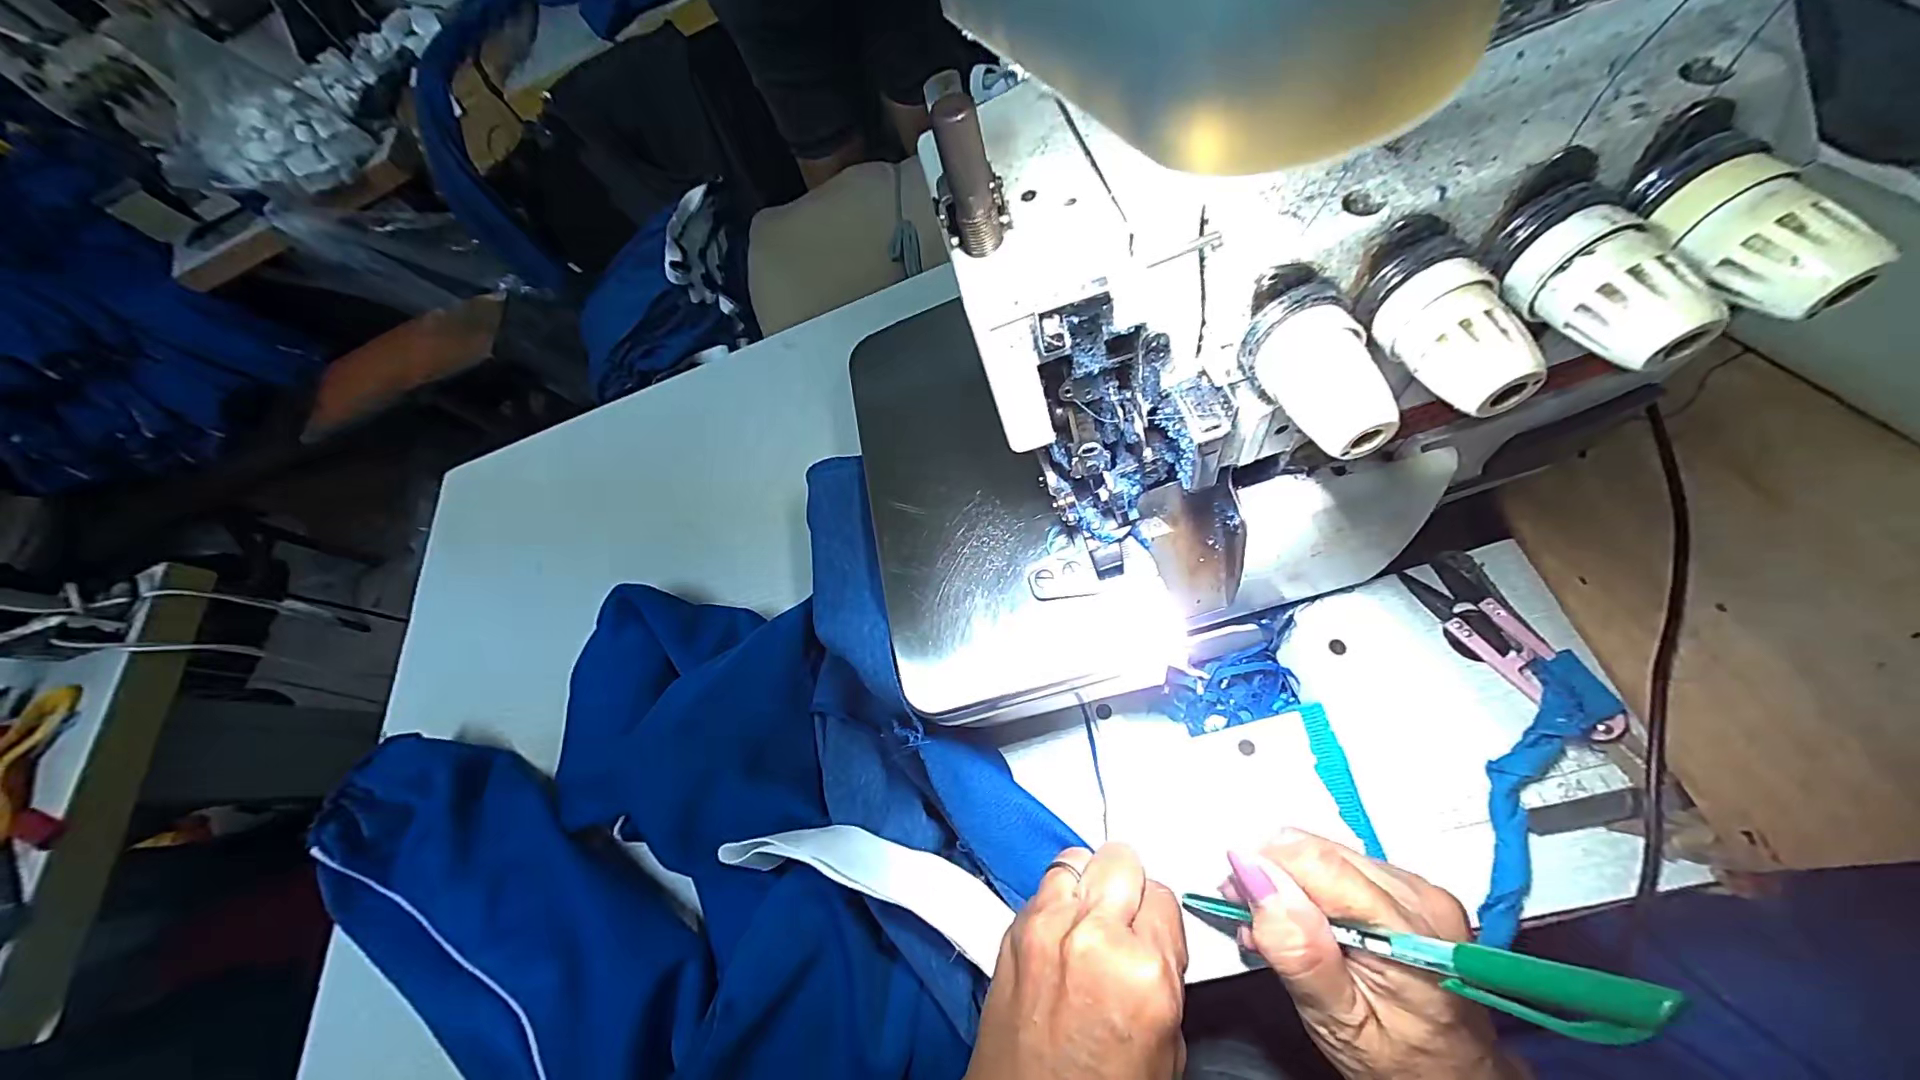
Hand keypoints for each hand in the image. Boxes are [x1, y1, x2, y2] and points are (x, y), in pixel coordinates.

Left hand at [965, 843, 1188, 1079]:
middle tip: (1125, 916)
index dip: (1160, 917)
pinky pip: (1044, 885)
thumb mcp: (1165, 1043)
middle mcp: (1093, 936)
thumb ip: (1162, 971)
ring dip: (1087, 882)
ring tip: (1090, 915)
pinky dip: (1056, 899)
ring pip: (1077, 858)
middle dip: (1128, 884)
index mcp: (1143, 971)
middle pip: (1120, 859)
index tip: (1154, 932)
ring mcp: (1046, 925)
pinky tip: (1061, 929)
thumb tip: (1153, 935)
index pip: (1163, 896)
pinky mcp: (1013, 927)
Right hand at [1226, 830, 1528, 1079]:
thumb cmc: (1402, 1066)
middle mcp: (1420, 897)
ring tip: (1282, 931)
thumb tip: (1254, 875)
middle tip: (1255, 923)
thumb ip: (1296, 947)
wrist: (1449, 1078)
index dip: (1263, 869)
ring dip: (1286, 883)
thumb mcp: (1337, 1021)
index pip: (1314, 861)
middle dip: (1270, 877)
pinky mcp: (1406, 887)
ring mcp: (1417, 888)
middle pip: (1315, 850)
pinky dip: (1308, 886)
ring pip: (1320, 851)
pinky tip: (1307, 923)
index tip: (1238, 896)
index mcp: (1410, 930)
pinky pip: (1336, 863)